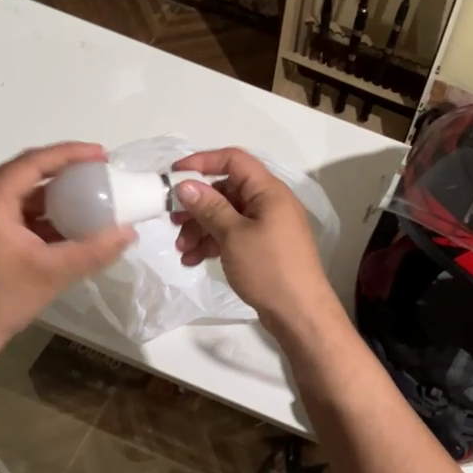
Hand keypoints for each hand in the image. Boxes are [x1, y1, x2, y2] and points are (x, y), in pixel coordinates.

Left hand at [0, 142, 133, 355]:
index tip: (100, 154)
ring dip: (51, 193)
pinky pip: (10, 210)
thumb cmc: (2, 300)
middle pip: (23, 173)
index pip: (31, 163)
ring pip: (17, 192)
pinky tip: (65, 221)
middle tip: (97, 171)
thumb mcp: (54, 272)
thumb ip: (94, 249)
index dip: (68, 154)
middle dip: (62, 170)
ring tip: (86, 193)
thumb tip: (129, 232)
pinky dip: (38, 212)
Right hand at [171, 147, 336, 331]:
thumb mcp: (234, 235)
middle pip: (226, 190)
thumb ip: (209, 207)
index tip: (174, 174)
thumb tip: (185, 184)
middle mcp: (270, 203)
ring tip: (182, 249)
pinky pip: (233, 236)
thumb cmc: (269, 268)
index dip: (203, 162)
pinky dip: (212, 243)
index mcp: (269, 191)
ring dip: (201, 228)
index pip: (234, 160)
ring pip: (226, 216)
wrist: (300, 313)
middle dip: (197, 204)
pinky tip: (193, 260)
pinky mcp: (263, 248)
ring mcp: (267, 227)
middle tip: (173, 220)